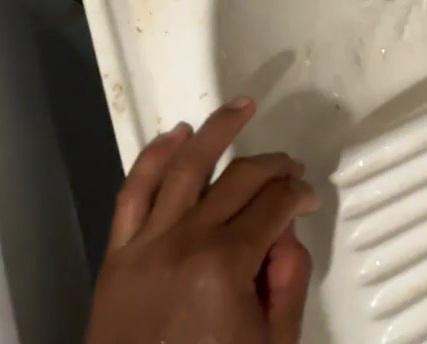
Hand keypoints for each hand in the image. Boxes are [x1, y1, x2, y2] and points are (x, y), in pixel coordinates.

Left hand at [85, 99, 318, 343]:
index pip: (275, 203)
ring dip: (217, 129)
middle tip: (292, 167)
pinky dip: (153, 157)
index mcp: (226, 265)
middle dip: (274, 165)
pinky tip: (176, 133)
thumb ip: (289, 278)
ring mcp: (146, 246)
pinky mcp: (117, 257)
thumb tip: (286, 230)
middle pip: (239, 179)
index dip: (299, 194)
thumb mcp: (274, 342)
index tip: (308, 199)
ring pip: (185, 166)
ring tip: (242, 106)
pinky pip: (132, 193)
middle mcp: (185, 242)